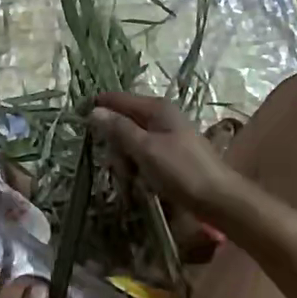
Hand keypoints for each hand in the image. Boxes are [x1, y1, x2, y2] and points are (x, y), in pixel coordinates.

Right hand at [88, 92, 241, 217]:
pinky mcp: (171, 153)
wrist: (219, 199)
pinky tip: (140, 181)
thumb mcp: (146, 149)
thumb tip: (94, 110)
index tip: (77, 119)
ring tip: (129, 177)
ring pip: (133, 139)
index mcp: (156, 108)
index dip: (98, 106)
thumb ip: (119, 129)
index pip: (118, 98)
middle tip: (115, 164)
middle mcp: (162, 115)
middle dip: (114, 141)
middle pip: (124, 119)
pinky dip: (138, 164)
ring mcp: (167, 134)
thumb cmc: (182, 171)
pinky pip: (144, 152)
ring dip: (125, 157)